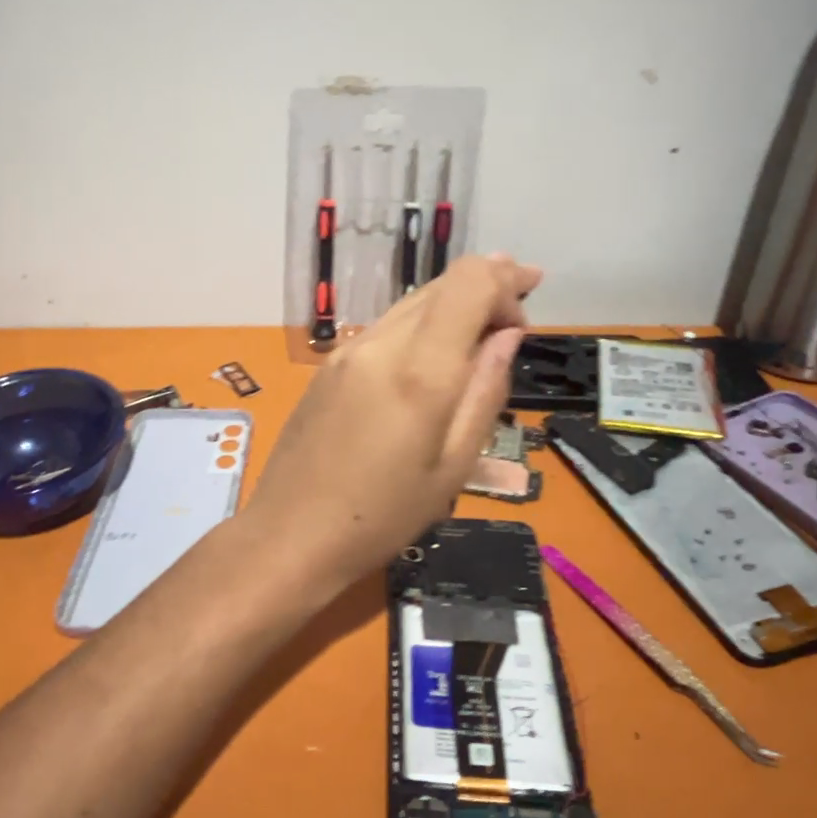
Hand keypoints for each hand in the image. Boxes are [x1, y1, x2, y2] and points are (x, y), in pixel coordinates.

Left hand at [238, 254, 542, 594]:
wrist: (290, 534)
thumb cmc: (383, 516)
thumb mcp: (453, 465)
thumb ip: (484, 391)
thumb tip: (507, 336)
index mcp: (419, 368)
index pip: (468, 283)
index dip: (505, 283)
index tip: (526, 317)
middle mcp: (380, 343)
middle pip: (440, 286)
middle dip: (486, 287)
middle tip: (520, 306)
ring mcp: (346, 351)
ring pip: (411, 304)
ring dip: (453, 305)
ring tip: (486, 326)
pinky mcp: (328, 367)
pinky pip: (386, 328)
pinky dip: (421, 325)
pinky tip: (435, 352)